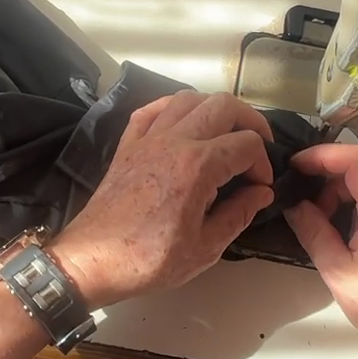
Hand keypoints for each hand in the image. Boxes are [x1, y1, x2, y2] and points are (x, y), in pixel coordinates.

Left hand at [50, 92, 274, 307]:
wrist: (94, 259)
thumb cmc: (150, 260)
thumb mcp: (205, 247)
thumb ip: (239, 214)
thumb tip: (261, 194)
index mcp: (198, 166)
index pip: (247, 144)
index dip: (263, 164)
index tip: (260, 188)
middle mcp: (174, 141)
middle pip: (224, 105)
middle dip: (250, 123)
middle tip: (257, 150)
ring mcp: (148, 139)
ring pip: (189, 98)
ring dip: (215, 109)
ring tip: (226, 135)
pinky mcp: (128, 145)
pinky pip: (153, 109)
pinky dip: (175, 108)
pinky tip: (186, 124)